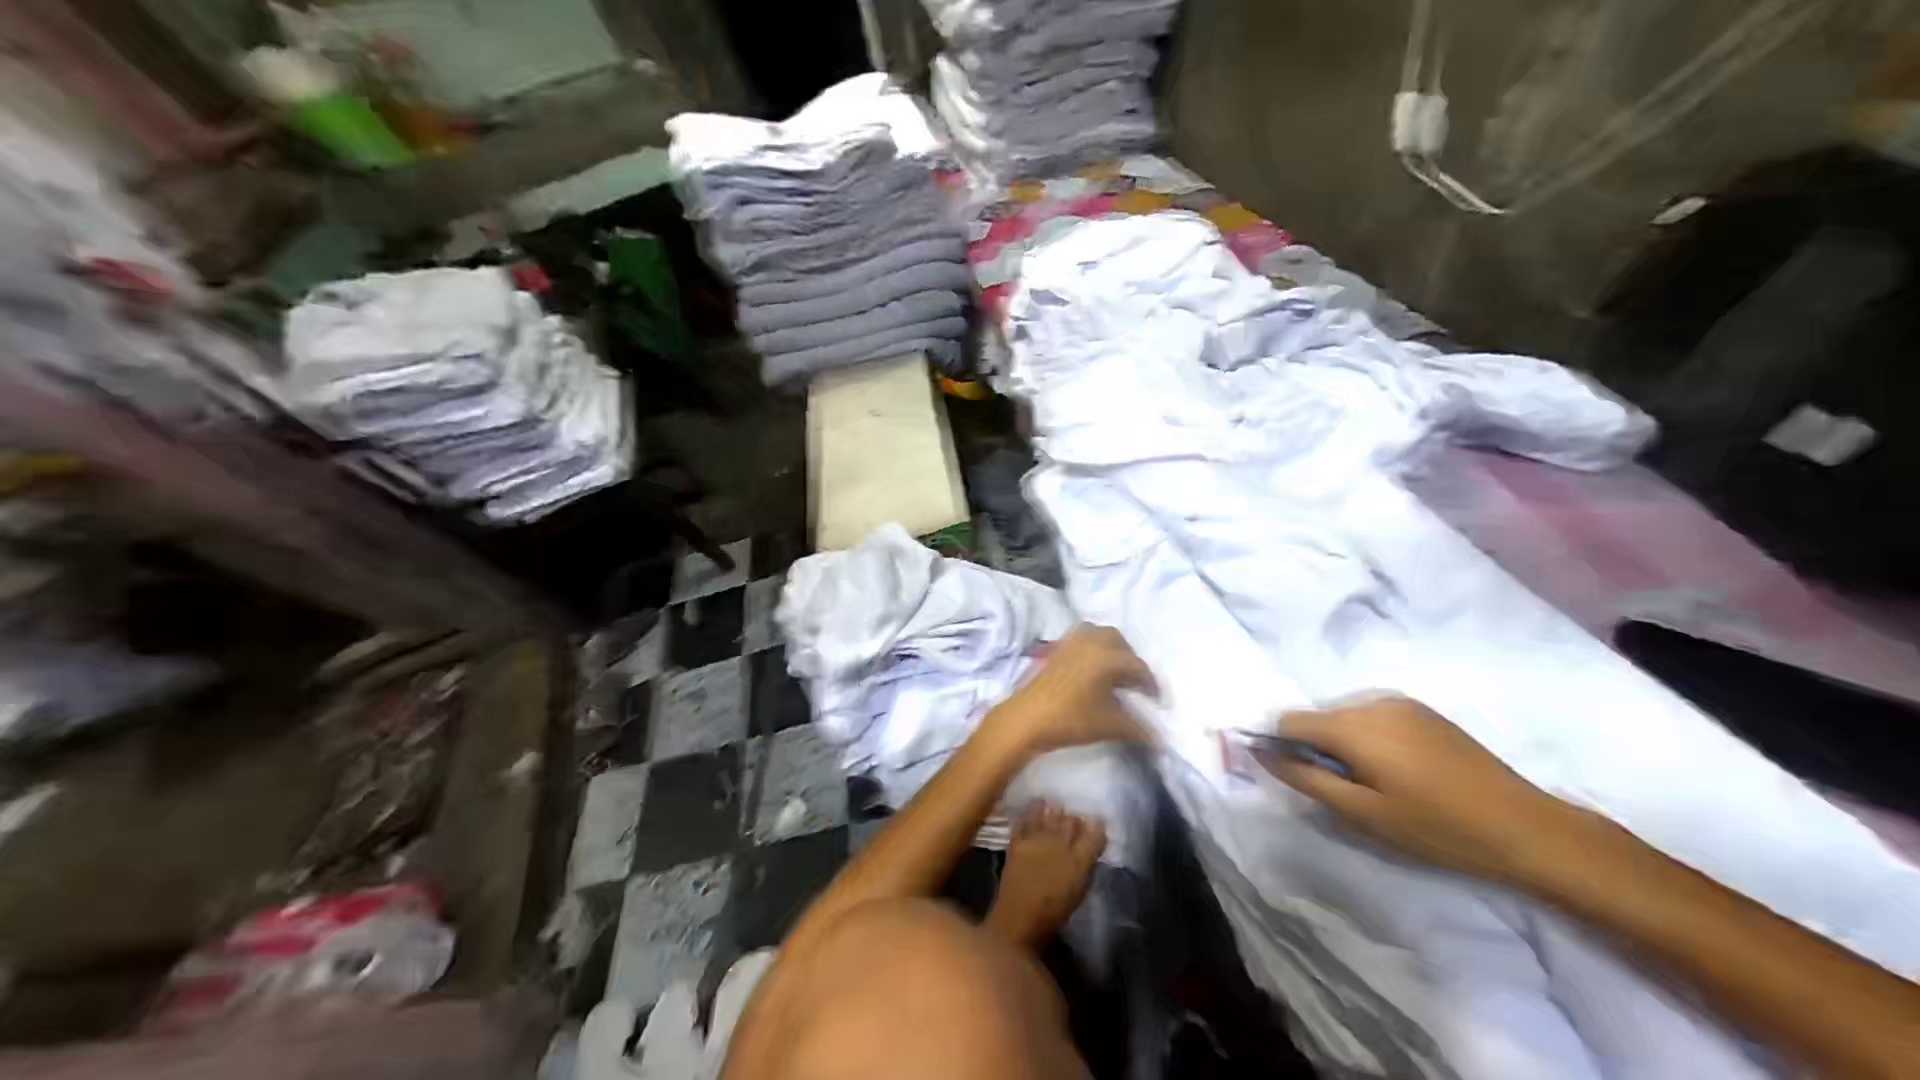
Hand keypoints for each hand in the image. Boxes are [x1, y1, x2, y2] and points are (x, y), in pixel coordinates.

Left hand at [981, 624, 1156, 757]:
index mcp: (1108, 657)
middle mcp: (1090, 642)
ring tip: (1114, 672)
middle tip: (1135, 683)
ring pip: (1097, 634)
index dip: (1151, 685)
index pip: (1138, 667)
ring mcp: (1069, 643)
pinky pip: (1079, 639)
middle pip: (1119, 642)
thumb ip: (1137, 728)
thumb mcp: (1109, 726)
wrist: (1026, 719)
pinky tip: (1090, 670)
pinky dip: (1091, 648)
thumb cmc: (1070, 720)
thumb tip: (1157, 737)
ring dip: (1110, 648)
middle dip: (1130, 660)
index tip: (1156, 702)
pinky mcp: (1054, 650)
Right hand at [1258, 696, 1584, 886]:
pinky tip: (1400, 772)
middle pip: (1318, 716)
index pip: (1288, 719)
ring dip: (1345, 744)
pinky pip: (1374, 716)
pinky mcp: (1425, 712)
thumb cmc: (1436, 827)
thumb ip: (1304, 778)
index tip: (1301, 778)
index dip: (1281, 746)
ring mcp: (1402, 704)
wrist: (1526, 828)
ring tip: (1376, 784)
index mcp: (1352, 725)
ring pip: (1346, 716)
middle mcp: (1372, 702)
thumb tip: (1261, 752)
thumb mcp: (1361, 813)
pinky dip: (1370, 738)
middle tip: (1347, 791)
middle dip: (1316, 747)